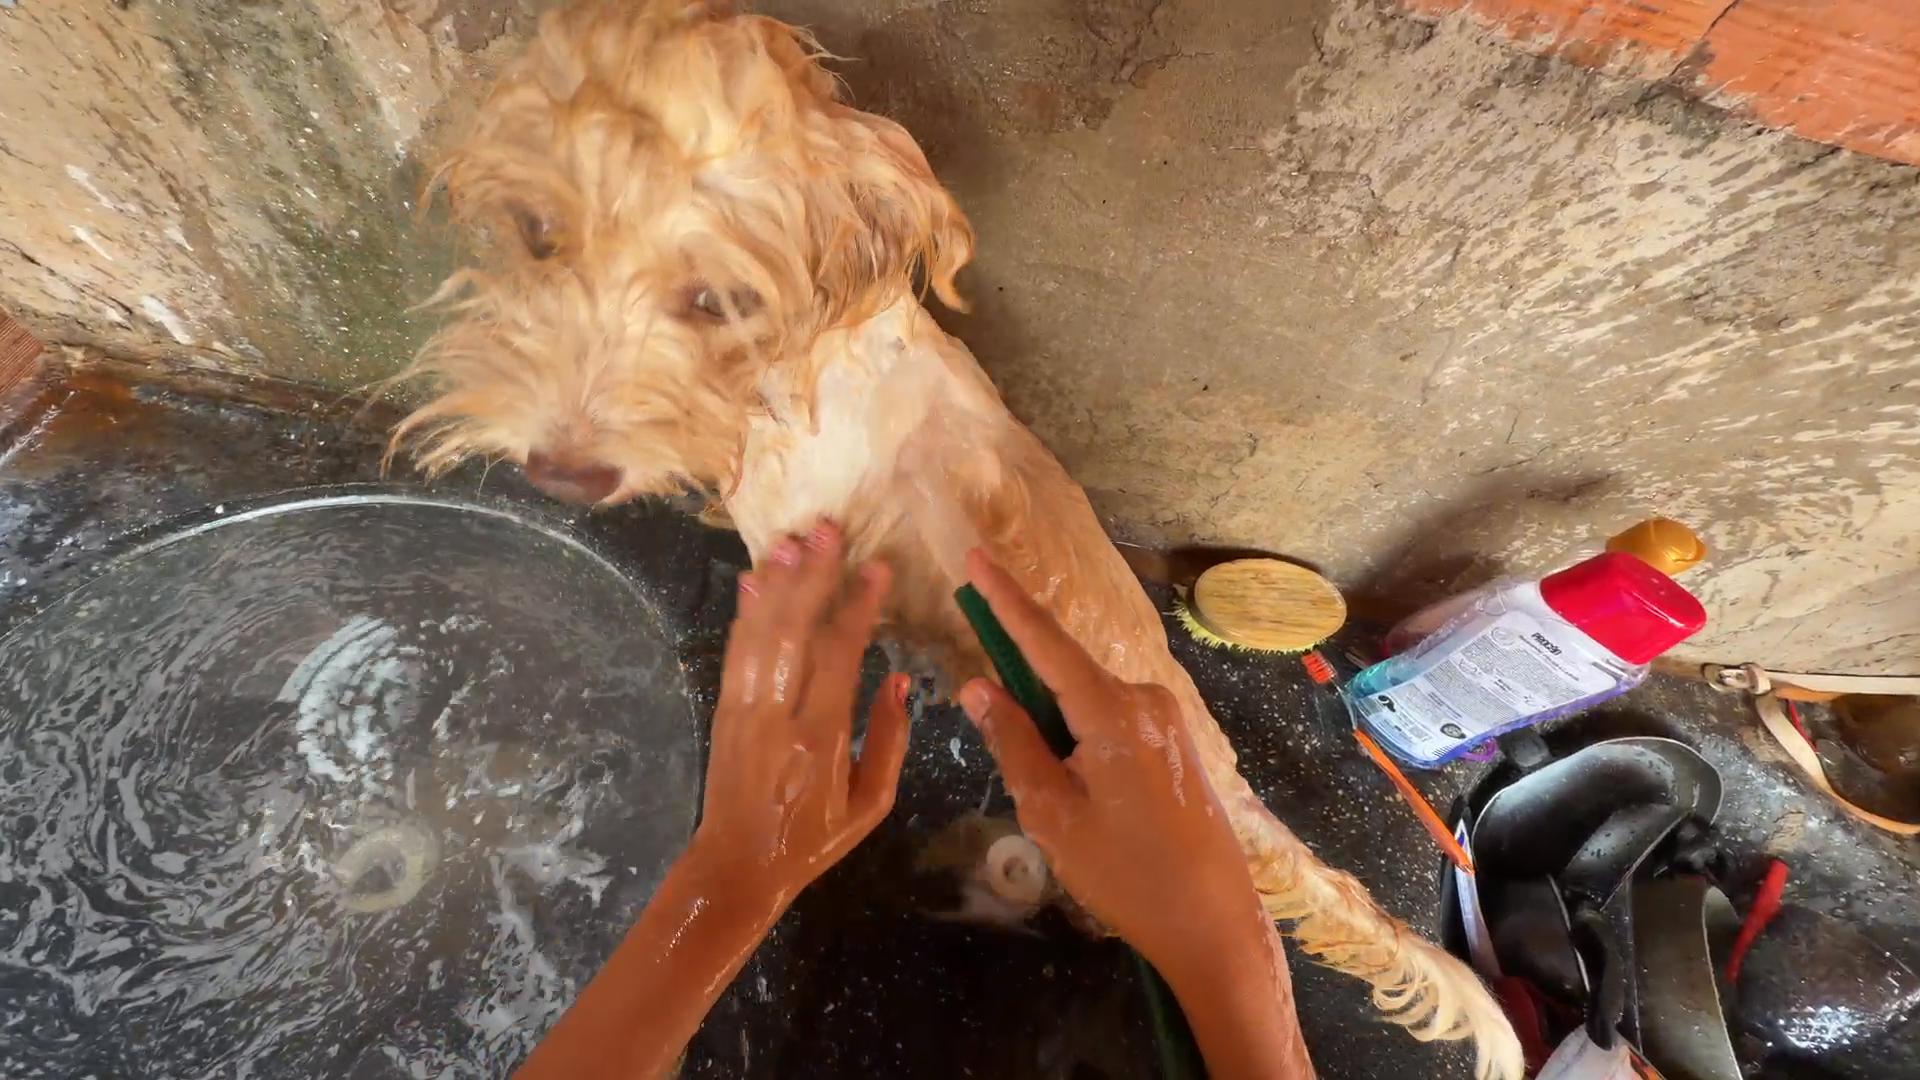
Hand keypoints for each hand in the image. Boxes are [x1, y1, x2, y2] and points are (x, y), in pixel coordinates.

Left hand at [513, 520, 911, 1079]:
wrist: (735, 868)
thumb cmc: (812, 839)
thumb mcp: (871, 805)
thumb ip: (889, 740)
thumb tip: (897, 678)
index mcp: (820, 740)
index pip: (840, 658)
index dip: (858, 608)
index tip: (876, 568)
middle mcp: (777, 715)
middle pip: (794, 633)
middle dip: (812, 577)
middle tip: (827, 531)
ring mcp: (743, 708)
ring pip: (759, 635)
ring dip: (776, 583)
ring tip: (791, 539)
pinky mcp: (723, 708)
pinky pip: (735, 651)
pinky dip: (744, 611)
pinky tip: (753, 577)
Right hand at [956, 550, 1270, 979]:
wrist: (1216, 924)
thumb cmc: (1126, 874)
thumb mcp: (1051, 813)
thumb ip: (1012, 740)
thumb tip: (977, 686)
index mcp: (1111, 710)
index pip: (1044, 640)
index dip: (1005, 598)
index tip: (977, 558)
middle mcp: (1143, 697)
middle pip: (1064, 673)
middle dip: (1026, 695)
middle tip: (1017, 755)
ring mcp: (1164, 716)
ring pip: (1085, 700)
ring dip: (1054, 727)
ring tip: (1060, 800)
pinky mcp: (1174, 737)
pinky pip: (1110, 717)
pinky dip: (1080, 736)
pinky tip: (1086, 793)